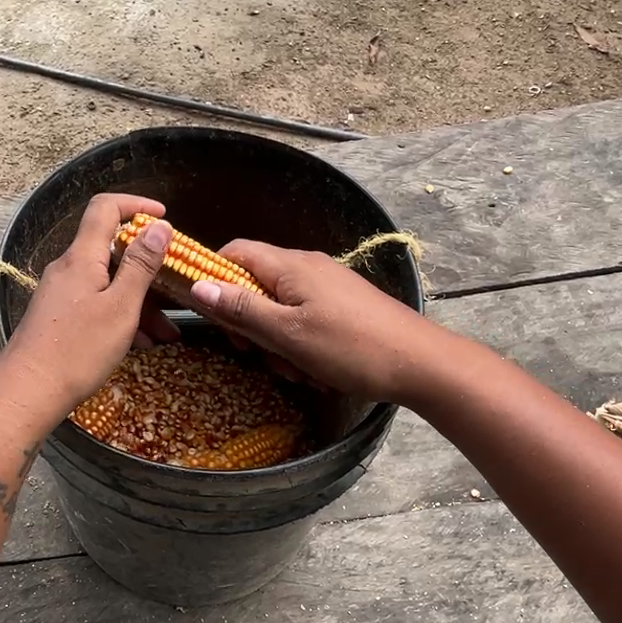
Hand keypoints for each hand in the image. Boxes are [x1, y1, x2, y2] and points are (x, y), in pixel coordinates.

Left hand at [0, 193, 176, 416]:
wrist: (27, 392)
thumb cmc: (77, 350)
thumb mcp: (120, 307)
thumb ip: (141, 265)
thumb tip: (158, 226)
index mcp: (81, 257)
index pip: (105, 208)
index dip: (135, 204)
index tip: (163, 217)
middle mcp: (67, 268)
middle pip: (111, 251)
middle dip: (148, 270)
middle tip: (176, 293)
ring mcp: (60, 293)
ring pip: (107, 284)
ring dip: (139, 302)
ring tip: (166, 336)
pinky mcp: (57, 316)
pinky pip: (96, 304)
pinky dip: (120, 316)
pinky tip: (140, 344)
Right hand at [187, 241, 451, 405]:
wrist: (424, 365)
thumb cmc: (351, 348)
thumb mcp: (287, 334)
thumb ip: (241, 309)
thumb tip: (197, 286)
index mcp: (291, 265)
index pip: (235, 252)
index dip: (214, 277)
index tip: (215, 316)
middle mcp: (308, 267)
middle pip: (255, 283)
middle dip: (249, 322)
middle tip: (255, 354)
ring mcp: (328, 286)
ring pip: (280, 307)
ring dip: (276, 341)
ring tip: (295, 371)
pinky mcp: (344, 306)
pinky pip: (305, 318)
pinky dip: (300, 343)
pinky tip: (315, 370)